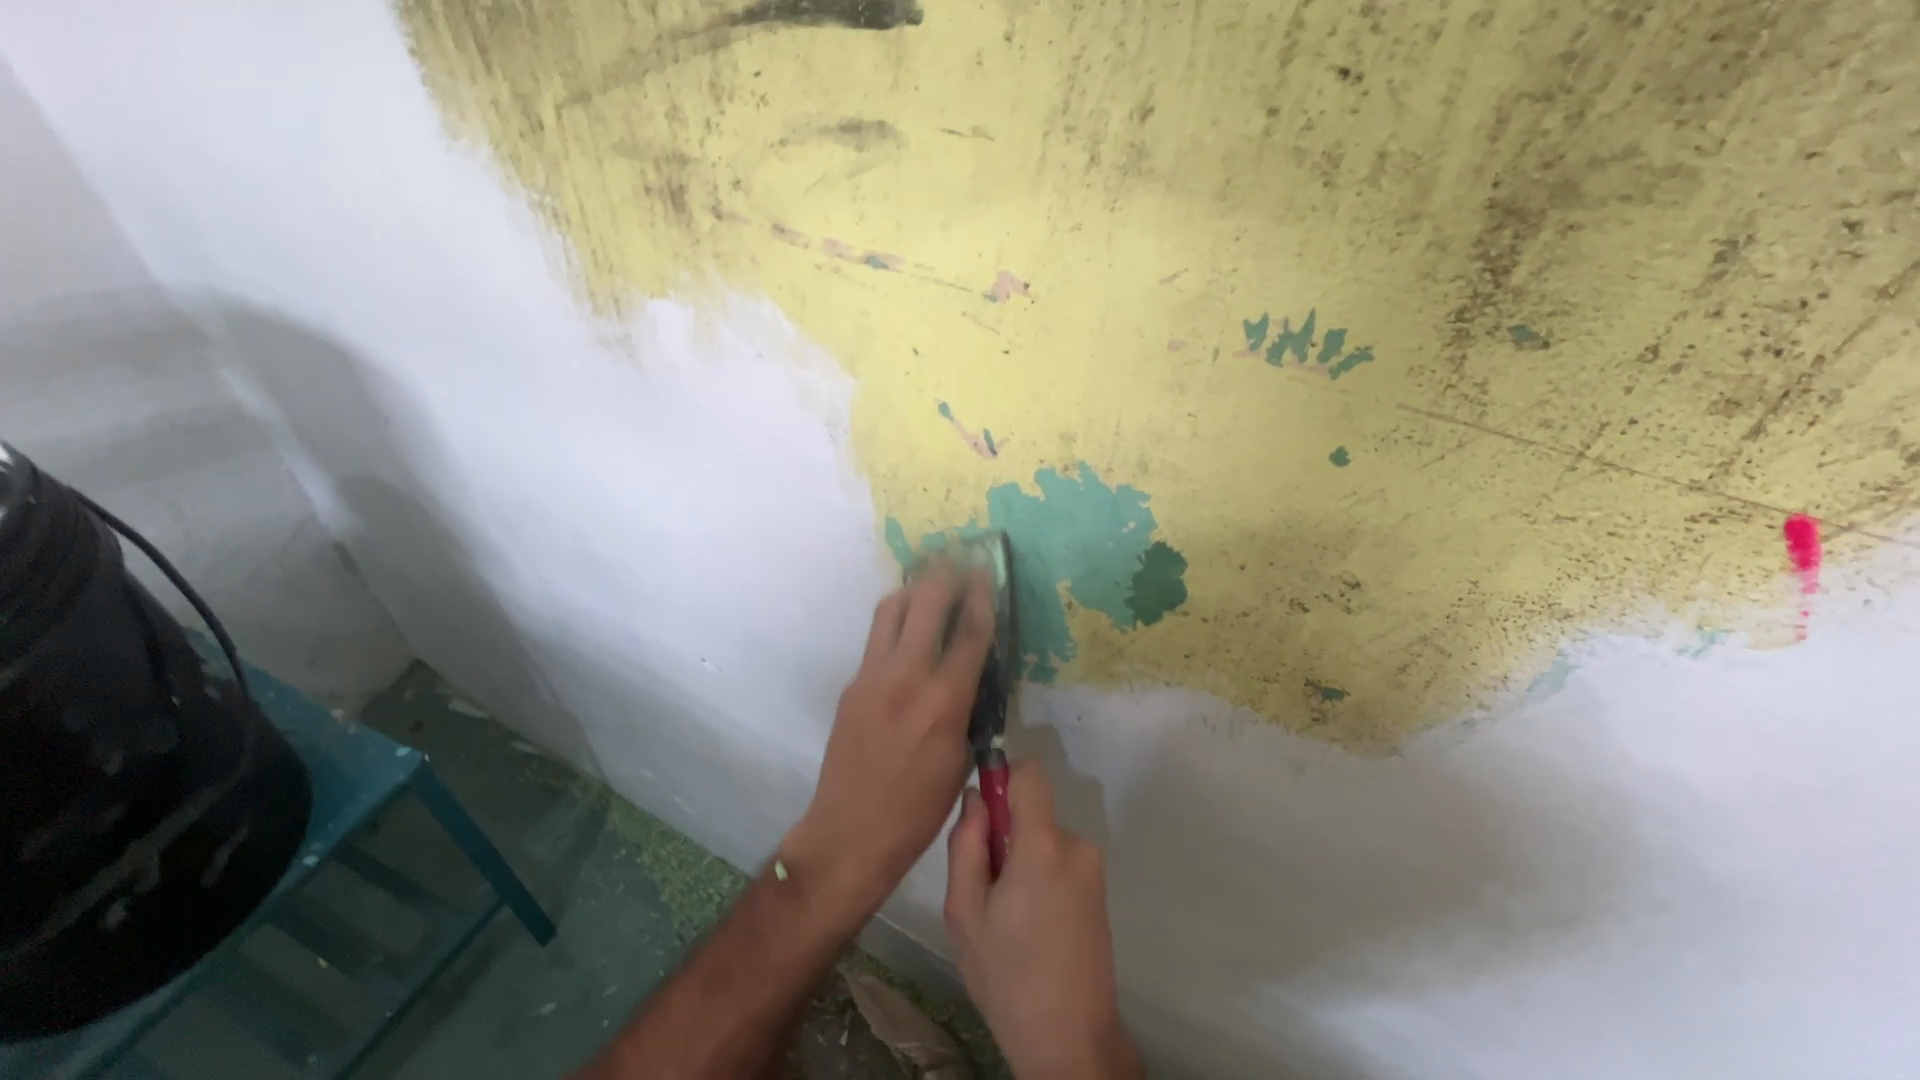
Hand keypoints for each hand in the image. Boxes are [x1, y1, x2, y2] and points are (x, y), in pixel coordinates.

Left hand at [785, 559, 995, 919]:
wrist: (849, 832)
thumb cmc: (918, 810)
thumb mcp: (959, 761)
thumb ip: (969, 711)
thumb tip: (974, 675)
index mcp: (944, 703)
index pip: (969, 634)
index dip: (982, 597)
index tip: (987, 572)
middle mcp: (906, 678)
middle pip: (927, 604)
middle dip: (945, 574)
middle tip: (957, 557)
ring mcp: (872, 677)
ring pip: (892, 611)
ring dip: (913, 589)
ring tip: (928, 577)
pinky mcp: (851, 685)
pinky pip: (876, 639)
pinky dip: (895, 621)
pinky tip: (906, 625)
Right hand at [944, 763, 1140, 1078]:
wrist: (1071, 1037)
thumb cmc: (1008, 976)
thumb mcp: (964, 912)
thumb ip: (966, 845)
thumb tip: (976, 799)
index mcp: (1042, 845)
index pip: (1028, 773)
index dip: (1001, 778)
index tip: (980, 813)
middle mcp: (1075, 846)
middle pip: (1030, 813)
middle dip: (1003, 837)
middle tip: (984, 891)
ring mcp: (1093, 869)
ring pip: (1042, 841)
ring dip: (1020, 863)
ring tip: (1005, 918)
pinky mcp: (1098, 890)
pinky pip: (1058, 862)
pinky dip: (1038, 879)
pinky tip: (1028, 927)